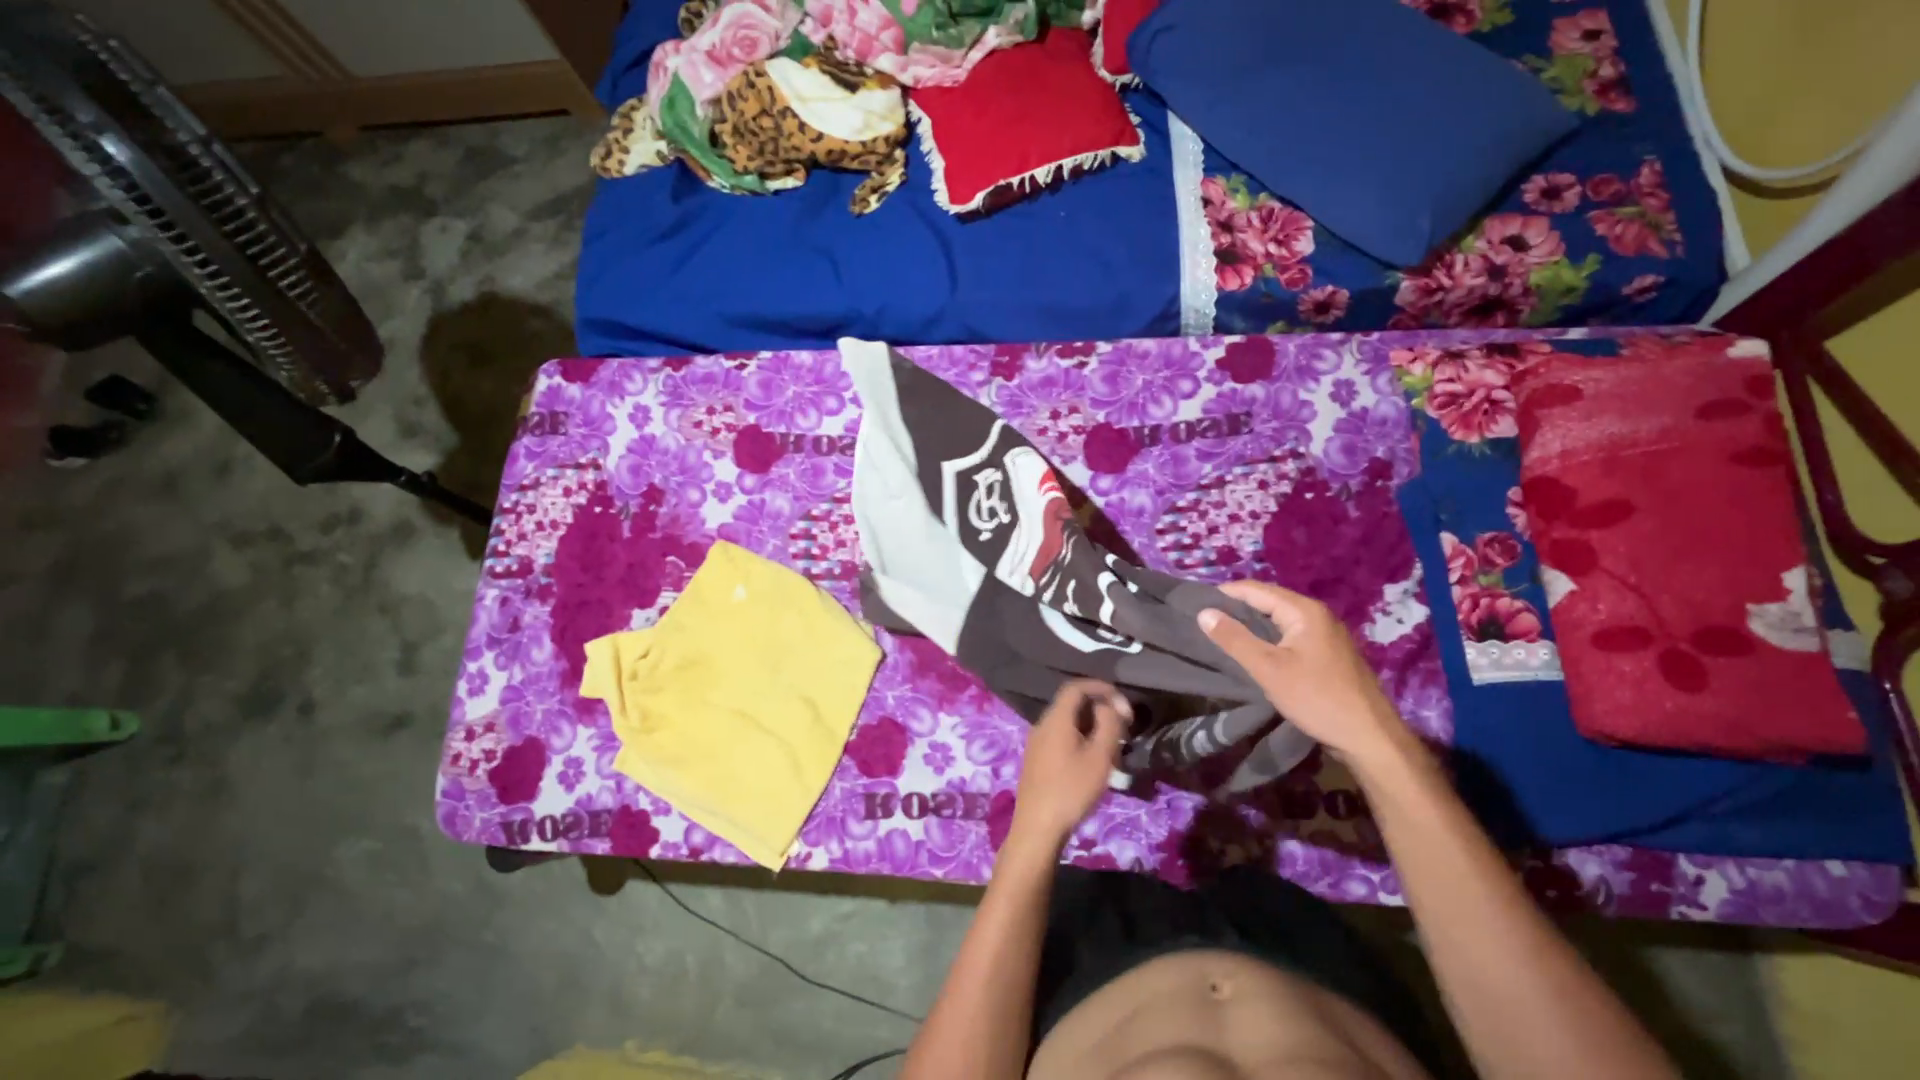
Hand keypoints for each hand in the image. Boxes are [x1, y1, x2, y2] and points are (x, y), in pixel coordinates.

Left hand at [1008, 680, 1129, 853]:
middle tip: (1123, 730)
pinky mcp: (1036, 761)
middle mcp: (1041, 725)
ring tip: (1112, 750)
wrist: (1038, 828)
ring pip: (1068, 724)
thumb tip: (1110, 706)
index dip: (1102, 688)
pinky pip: (1061, 740)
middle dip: (1100, 711)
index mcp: (1055, 719)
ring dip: (1092, 729)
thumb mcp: (1100, 756)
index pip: (1076, 687)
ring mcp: (1036, 744)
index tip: (1124, 705)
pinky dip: (1080, 741)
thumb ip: (1108, 724)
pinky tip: (1093, 765)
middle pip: (1072, 706)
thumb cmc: (1072, 789)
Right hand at [1198, 581, 1407, 762]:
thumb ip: (1234, 639)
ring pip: (1280, 620)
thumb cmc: (1316, 698)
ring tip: (1223, 636)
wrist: (1368, 735)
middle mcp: (1318, 615)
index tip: (1195, 605)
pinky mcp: (1329, 653)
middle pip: (1269, 602)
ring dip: (1253, 625)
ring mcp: (1327, 634)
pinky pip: (1291, 636)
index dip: (1225, 594)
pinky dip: (1270, 639)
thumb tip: (1204, 612)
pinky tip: (1255, 653)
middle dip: (1237, 609)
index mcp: (1304, 611)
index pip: (1256, 590)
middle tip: (1205, 622)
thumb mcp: (1268, 669)